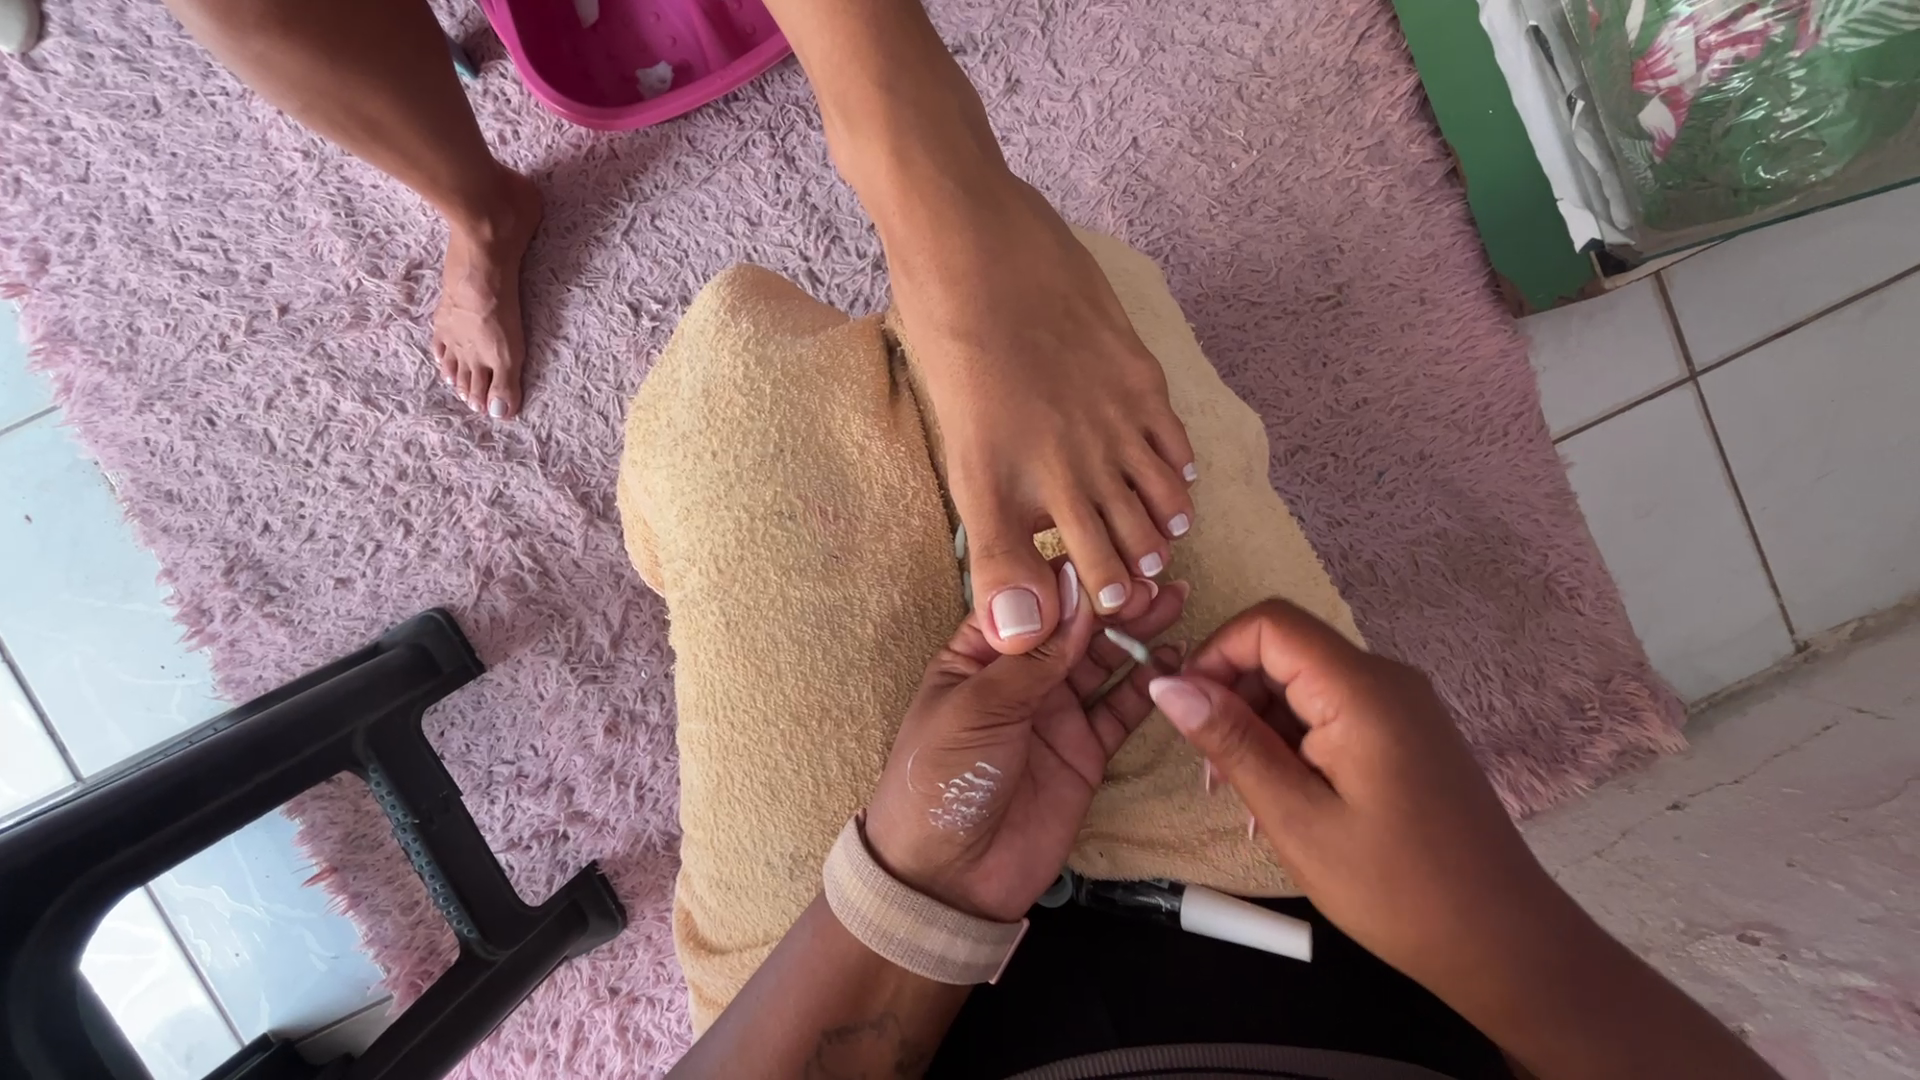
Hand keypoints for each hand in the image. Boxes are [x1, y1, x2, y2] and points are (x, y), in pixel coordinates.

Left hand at [863, 563, 1189, 921]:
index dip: (1071, 581)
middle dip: (1113, 602)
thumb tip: (1074, 588)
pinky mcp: (1084, 749)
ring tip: (1175, 602)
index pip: (1032, 602)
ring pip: (1103, 660)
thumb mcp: (979, 708)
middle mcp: (1021, 676)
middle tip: (1157, 580)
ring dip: (1137, 632)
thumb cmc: (943, 779)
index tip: (1112, 560)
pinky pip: (1121, 708)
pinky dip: (1147, 684)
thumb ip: (1033, 655)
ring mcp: (1055, 712)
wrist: (950, 877)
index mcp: (980, 654)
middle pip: (1074, 627)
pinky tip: (1174, 656)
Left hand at [888, 176, 1197, 652]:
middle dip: (1138, 567)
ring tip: (1167, 545)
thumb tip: (1018, 629)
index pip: (1089, 561)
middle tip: (1152, 591)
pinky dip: (1177, 463)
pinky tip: (1181, 474)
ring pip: (1155, 488)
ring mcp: (1118, 412)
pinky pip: (1170, 432)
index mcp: (1037, 486)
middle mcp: (1088, 459)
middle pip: (1129, 530)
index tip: (1117, 614)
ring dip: (1162, 522)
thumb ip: (996, 547)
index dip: (1105, 592)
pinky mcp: (1135, 367)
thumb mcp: (960, 459)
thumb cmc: (947, 344)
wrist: (971, 241)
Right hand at [1144, 600, 1575, 992]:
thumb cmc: (1397, 889)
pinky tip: (1284, 794)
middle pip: (1283, 649)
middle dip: (1233, 694)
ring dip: (1258, 722)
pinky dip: (1290, 738)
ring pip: (1301, 681)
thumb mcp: (1296, 817)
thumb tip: (1165, 683)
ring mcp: (1398, 704)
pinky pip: (1328, 708)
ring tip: (1246, 792)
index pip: (1269, 624)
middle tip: (1212, 768)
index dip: (1215, 653)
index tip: (1186, 711)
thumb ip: (1231, 741)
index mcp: (1361, 690)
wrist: (1507, 946)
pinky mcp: (1402, 730)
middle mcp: (1384, 679)